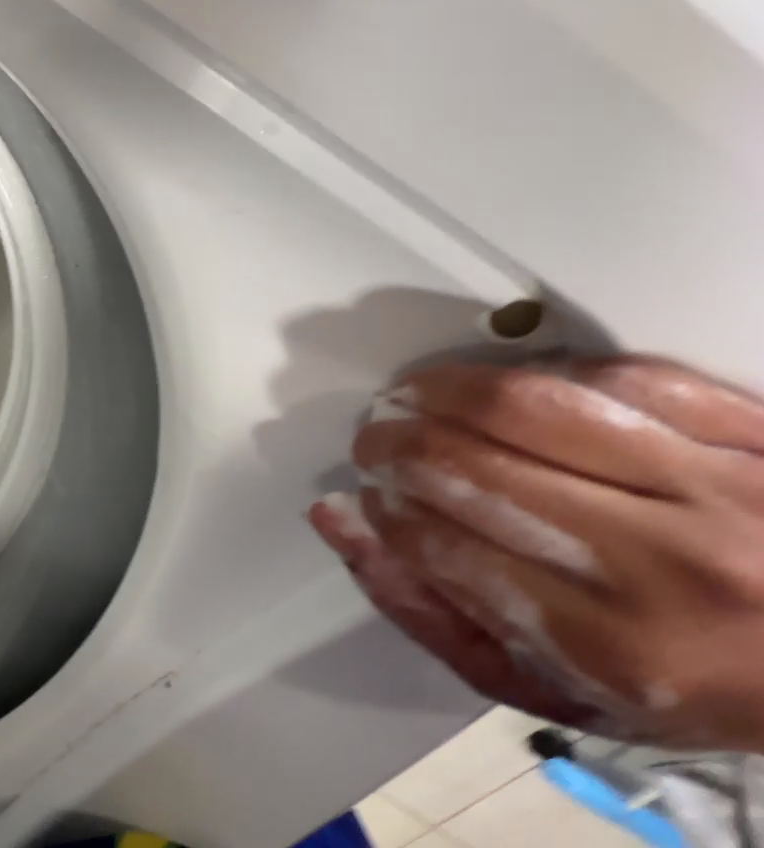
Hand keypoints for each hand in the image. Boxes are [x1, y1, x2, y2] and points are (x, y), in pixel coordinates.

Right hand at [309, 356, 763, 750]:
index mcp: (615, 647)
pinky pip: (621, 376)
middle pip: (467, 469)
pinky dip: (543, 372)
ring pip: (530, 405)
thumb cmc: (687, 683)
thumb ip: (427, 612)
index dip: (384, 511)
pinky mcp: (762, 434)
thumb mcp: (550, 689)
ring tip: (410, 397)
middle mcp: (670, 566)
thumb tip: (339, 520)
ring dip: (440, 390)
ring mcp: (726, 491)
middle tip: (374, 444)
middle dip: (392, 447)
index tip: (372, 500)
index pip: (440, 545)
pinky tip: (510, 390)